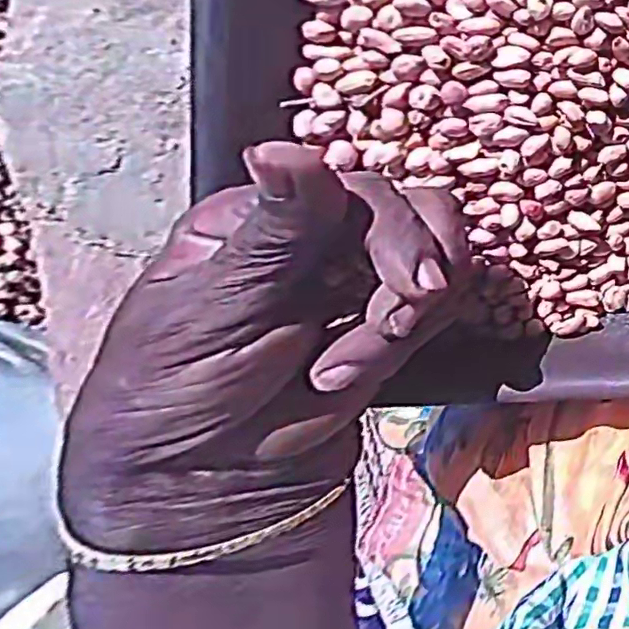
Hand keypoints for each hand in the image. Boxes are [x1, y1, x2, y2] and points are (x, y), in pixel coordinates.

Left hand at [59, 142, 473, 556]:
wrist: (211, 479)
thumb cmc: (177, 392)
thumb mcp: (214, 309)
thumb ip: (273, 230)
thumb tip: (283, 149)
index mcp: (270, 214)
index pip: (367, 191)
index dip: (401, 233)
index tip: (417, 288)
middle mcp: (330, 229)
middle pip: (425, 212)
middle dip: (419, 272)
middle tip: (400, 324)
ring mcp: (373, 267)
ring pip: (448, 252)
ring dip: (419, 308)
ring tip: (364, 353)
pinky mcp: (403, 305)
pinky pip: (452, 296)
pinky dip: (420, 333)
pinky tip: (358, 366)